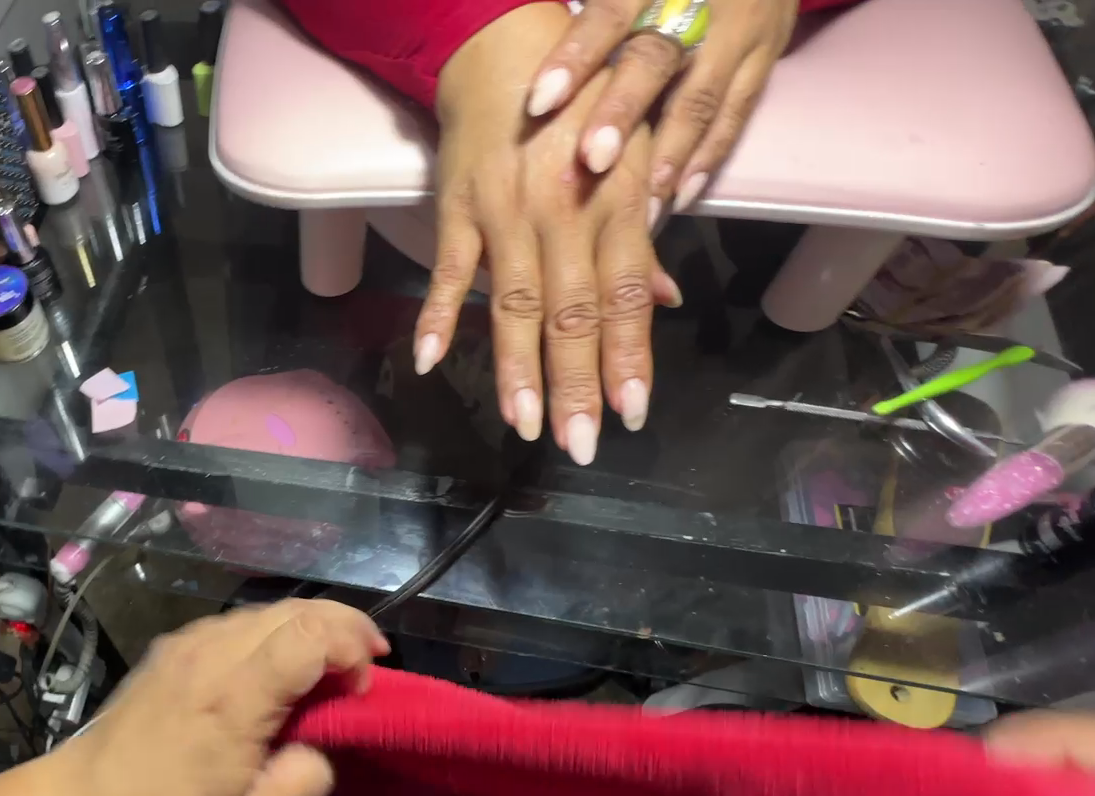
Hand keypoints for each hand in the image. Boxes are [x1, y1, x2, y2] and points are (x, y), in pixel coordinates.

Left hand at [53, 599, 388, 795]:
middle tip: (369, 659)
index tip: (361, 684)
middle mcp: (213, 653)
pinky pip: (239, 620)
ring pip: (269, 609)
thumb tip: (323, 741)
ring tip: (331, 659)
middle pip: (297, 610)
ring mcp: (190, 640)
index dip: (350, 646)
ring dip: (311, 625)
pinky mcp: (175, 640)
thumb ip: (306, 780)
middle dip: (345, 626)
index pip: (308, 635)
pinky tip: (279, 660)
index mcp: (235, 698)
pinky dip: (275, 630)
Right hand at [419, 5, 679, 462]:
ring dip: (517, 368)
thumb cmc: (581, 106)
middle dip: (576, 384)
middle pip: (573, 314)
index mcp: (613, 209)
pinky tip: (428, 361)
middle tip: (578, 445)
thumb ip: (640, 237)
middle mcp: (565, 218)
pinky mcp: (458, 211)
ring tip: (520, 424)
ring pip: (515, 304)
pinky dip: (438, 314)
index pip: (625, 298)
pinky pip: (448, 270)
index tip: (630, 415)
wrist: (510, 50)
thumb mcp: (630, 161)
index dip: (628, 358)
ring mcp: (507, 216)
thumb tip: (667, 301)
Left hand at [527, 0, 797, 216]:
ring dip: (666, 157)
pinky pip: (735, 113)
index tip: (537, 104)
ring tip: (635, 209)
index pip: (607, 14)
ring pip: (700, 96)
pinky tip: (674, 199)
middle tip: (592, 162)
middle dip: (623, 112)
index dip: (574, 58)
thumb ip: (586, 31)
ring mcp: (739, 28)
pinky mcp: (765, 55)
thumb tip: (530, 91)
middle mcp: (695, 1)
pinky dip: (704, 160)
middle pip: (655, 60)